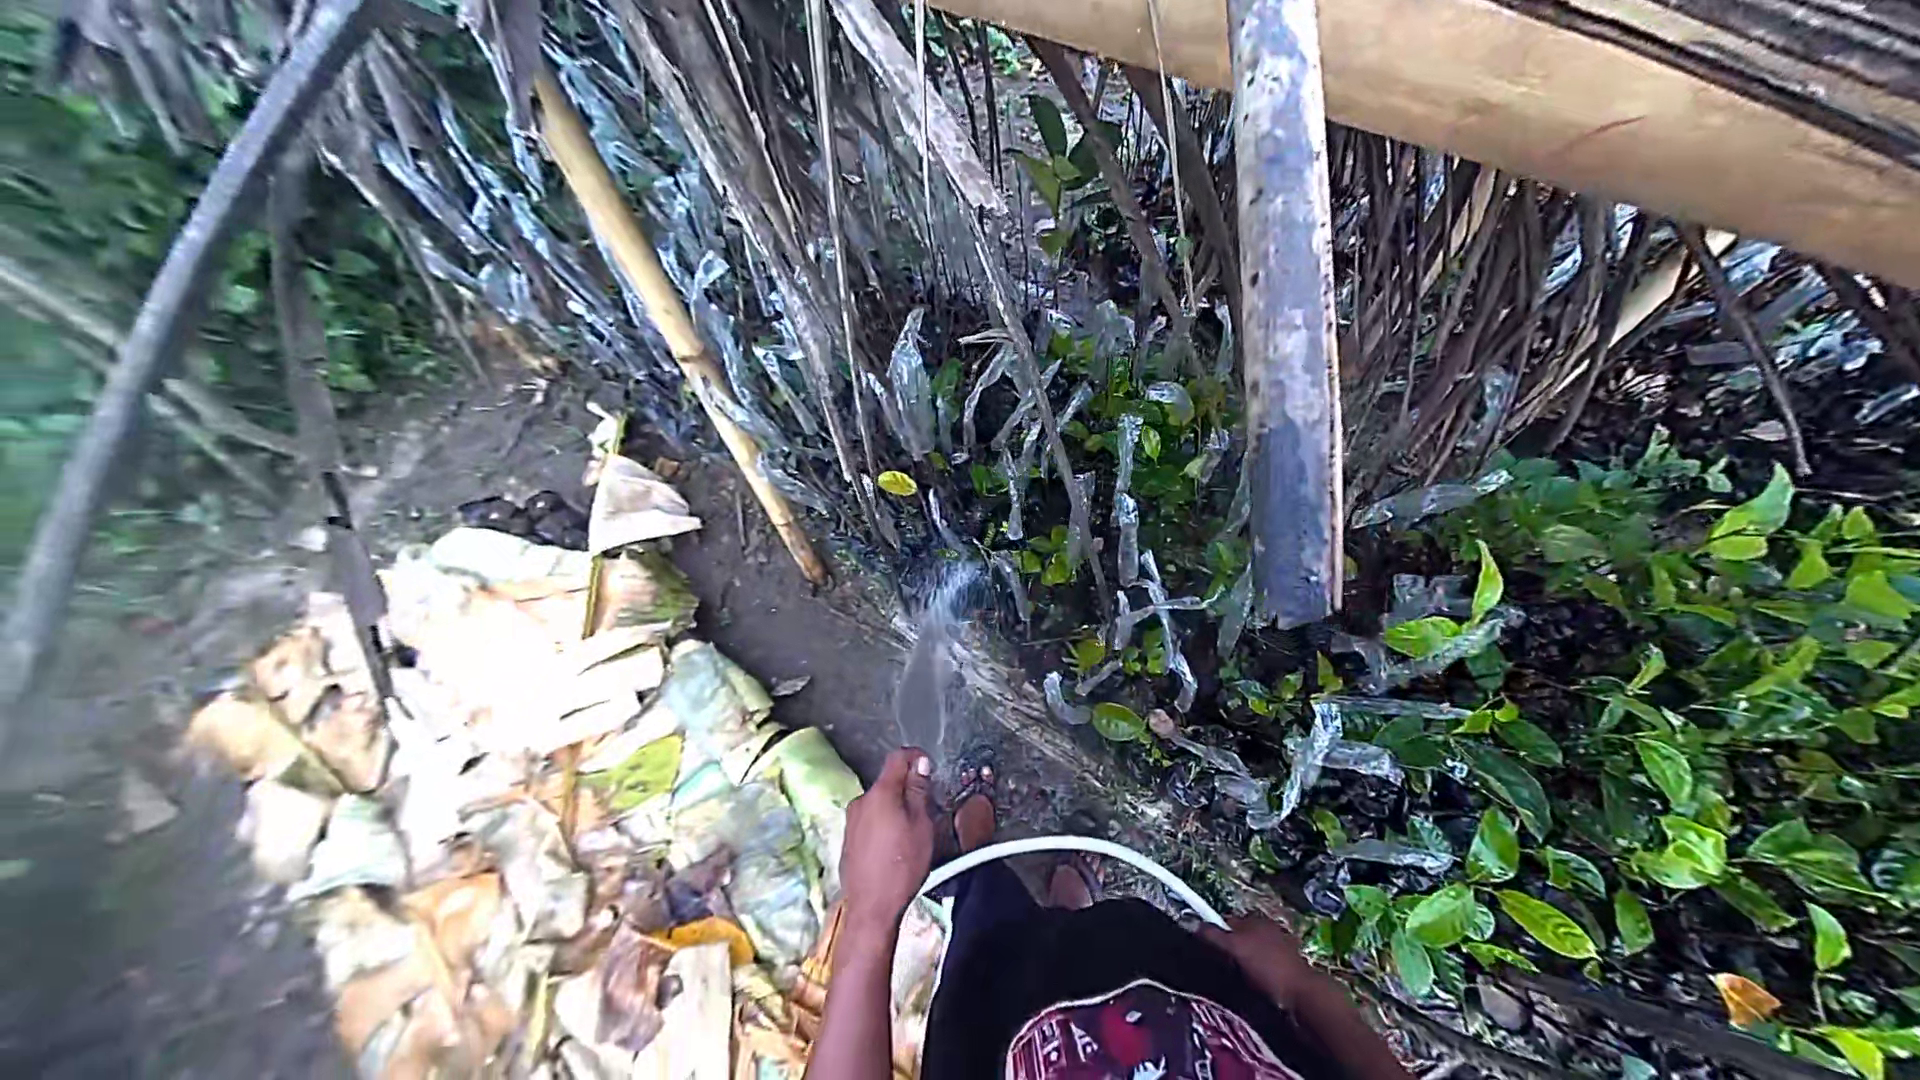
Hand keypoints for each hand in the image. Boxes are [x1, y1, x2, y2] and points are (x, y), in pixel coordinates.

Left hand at [840, 747, 934, 926]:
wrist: (871, 908)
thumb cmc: (903, 865)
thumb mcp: (921, 825)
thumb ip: (918, 790)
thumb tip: (919, 762)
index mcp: (880, 793)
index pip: (897, 757)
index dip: (915, 756)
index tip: (929, 766)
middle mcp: (861, 800)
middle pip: (888, 781)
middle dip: (907, 786)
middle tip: (926, 805)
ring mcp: (851, 820)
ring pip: (879, 802)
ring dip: (895, 806)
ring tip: (911, 829)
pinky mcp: (848, 838)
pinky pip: (870, 819)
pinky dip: (884, 822)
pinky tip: (894, 844)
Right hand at [1195, 914, 1319, 1007]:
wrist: (1306, 996)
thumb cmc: (1267, 967)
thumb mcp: (1234, 948)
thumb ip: (1212, 934)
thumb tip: (1188, 920)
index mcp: (1255, 918)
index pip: (1227, 920)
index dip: (1216, 933)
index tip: (1211, 951)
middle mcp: (1269, 926)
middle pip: (1242, 934)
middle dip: (1233, 946)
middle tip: (1225, 965)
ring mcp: (1283, 945)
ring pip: (1255, 949)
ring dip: (1248, 960)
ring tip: (1241, 978)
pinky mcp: (1293, 965)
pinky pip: (1269, 964)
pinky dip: (1262, 971)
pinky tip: (1259, 984)